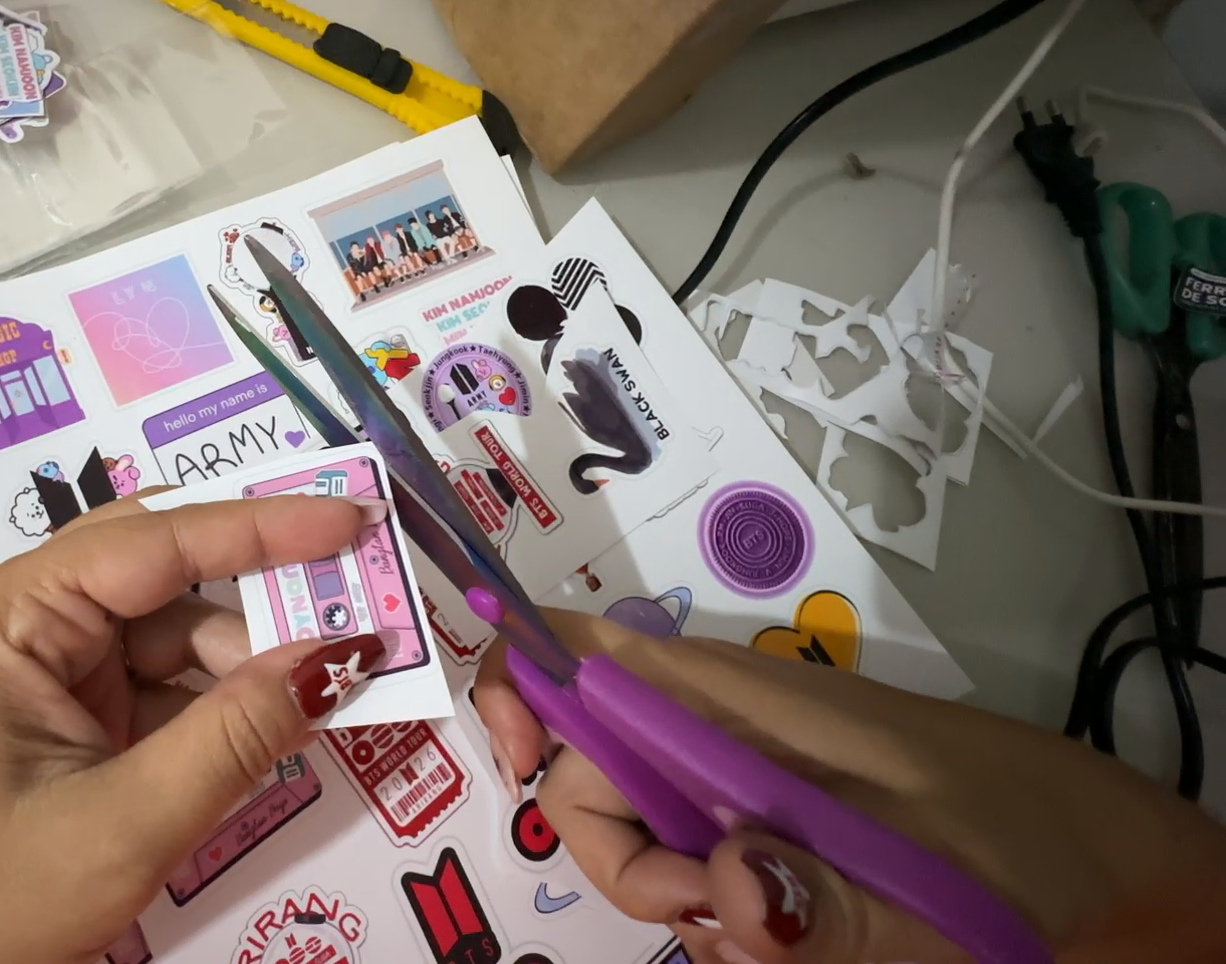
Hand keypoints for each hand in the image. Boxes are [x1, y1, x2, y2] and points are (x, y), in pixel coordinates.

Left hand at [0, 494, 388, 963]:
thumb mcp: (121, 827)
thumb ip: (238, 736)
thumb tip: (343, 658)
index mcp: (18, 613)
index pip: (159, 541)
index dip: (263, 525)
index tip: (350, 517)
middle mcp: (36, 617)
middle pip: (169, 567)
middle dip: (261, 580)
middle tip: (352, 588)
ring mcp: (57, 663)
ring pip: (178, 626)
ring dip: (252, 650)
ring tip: (332, 673)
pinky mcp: (78, 708)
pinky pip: (169, 678)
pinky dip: (227, 695)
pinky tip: (277, 715)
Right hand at [474, 609, 1225, 963]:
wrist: (1073, 844)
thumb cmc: (1008, 827)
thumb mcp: (945, 883)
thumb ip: (839, 904)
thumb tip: (722, 894)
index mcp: (701, 688)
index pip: (562, 647)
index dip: (509, 687)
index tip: (521, 769)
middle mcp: (680, 715)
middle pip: (578, 770)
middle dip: (622, 860)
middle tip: (721, 920)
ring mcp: (701, 766)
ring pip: (620, 826)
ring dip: (670, 894)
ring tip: (781, 936)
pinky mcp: (724, 808)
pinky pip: (668, 855)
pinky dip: (700, 905)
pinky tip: (777, 930)